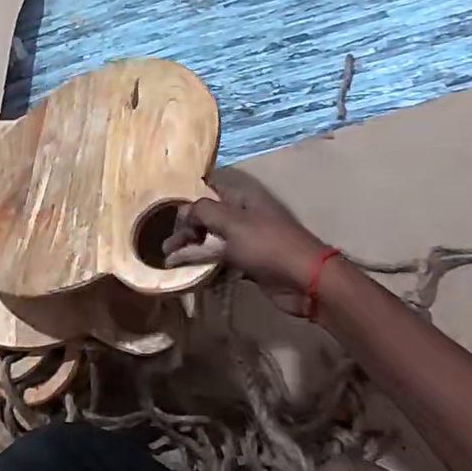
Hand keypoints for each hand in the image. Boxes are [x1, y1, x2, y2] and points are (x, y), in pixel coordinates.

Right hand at [164, 167, 332, 313]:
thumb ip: (204, 212)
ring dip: (193, 248)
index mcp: (243, 198)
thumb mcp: (232, 223)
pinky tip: (190, 273)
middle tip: (166, 244)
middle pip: (209, 216)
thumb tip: (183, 212)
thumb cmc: (268, 246)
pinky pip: (222, 261)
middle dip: (187, 227)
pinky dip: (206, 265)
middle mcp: (245, 215)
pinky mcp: (250, 264)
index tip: (166, 214)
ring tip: (170, 259)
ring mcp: (248, 240)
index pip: (209, 189)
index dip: (188, 199)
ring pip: (213, 239)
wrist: (305, 281)